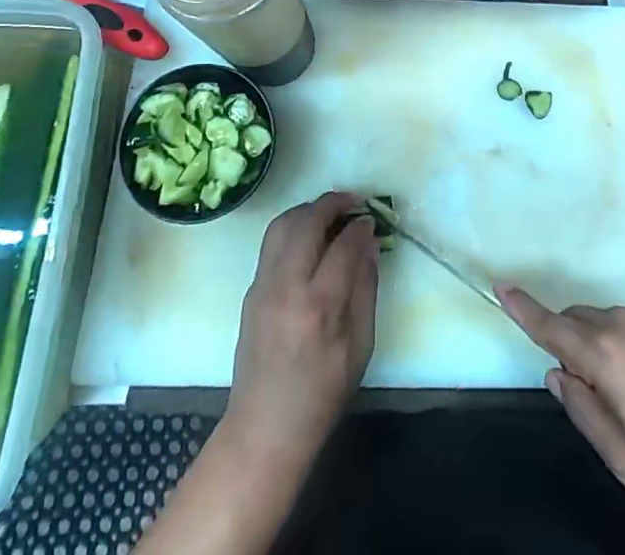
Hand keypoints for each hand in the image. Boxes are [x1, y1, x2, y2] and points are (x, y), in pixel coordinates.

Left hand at [228, 191, 378, 453]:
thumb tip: (369, 245)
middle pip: (307, 222)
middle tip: (354, 201)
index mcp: (320, 305)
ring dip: (308, 209)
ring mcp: (262, 285)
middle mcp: (286, 286)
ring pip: (282, 224)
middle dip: (333, 203)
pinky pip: (271, 243)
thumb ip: (365, 289)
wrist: (266, 424)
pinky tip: (310, 236)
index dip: (362, 227)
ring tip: (331, 211)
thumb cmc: (323, 393)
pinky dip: (293, 227)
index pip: (343, 245)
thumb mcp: (360, 345)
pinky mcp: (251, 289)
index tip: (373, 221)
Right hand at [496, 287, 624, 534]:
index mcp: (605, 356)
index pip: (551, 326)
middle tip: (583, 391)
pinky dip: (624, 344)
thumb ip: (583, 411)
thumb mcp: (624, 459)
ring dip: (597, 344)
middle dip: (566, 341)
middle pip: (578, 320)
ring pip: (607, 322)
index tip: (501, 286)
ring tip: (624, 397)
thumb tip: (558, 376)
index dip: (523, 309)